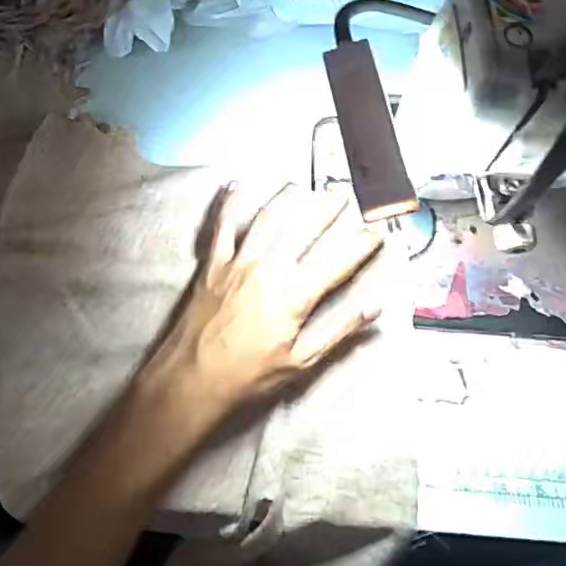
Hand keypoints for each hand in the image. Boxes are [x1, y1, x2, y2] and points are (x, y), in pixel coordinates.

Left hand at [137, 183, 386, 437]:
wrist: (188, 382)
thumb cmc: (247, 377)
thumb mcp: (300, 362)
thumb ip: (338, 330)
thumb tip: (373, 307)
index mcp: (293, 296)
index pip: (337, 259)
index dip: (362, 242)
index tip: (377, 230)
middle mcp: (267, 270)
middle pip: (305, 227)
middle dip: (329, 208)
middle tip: (345, 197)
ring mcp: (237, 263)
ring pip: (268, 218)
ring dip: (290, 197)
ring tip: (306, 187)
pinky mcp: (213, 263)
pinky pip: (223, 225)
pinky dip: (231, 202)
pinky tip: (238, 183)